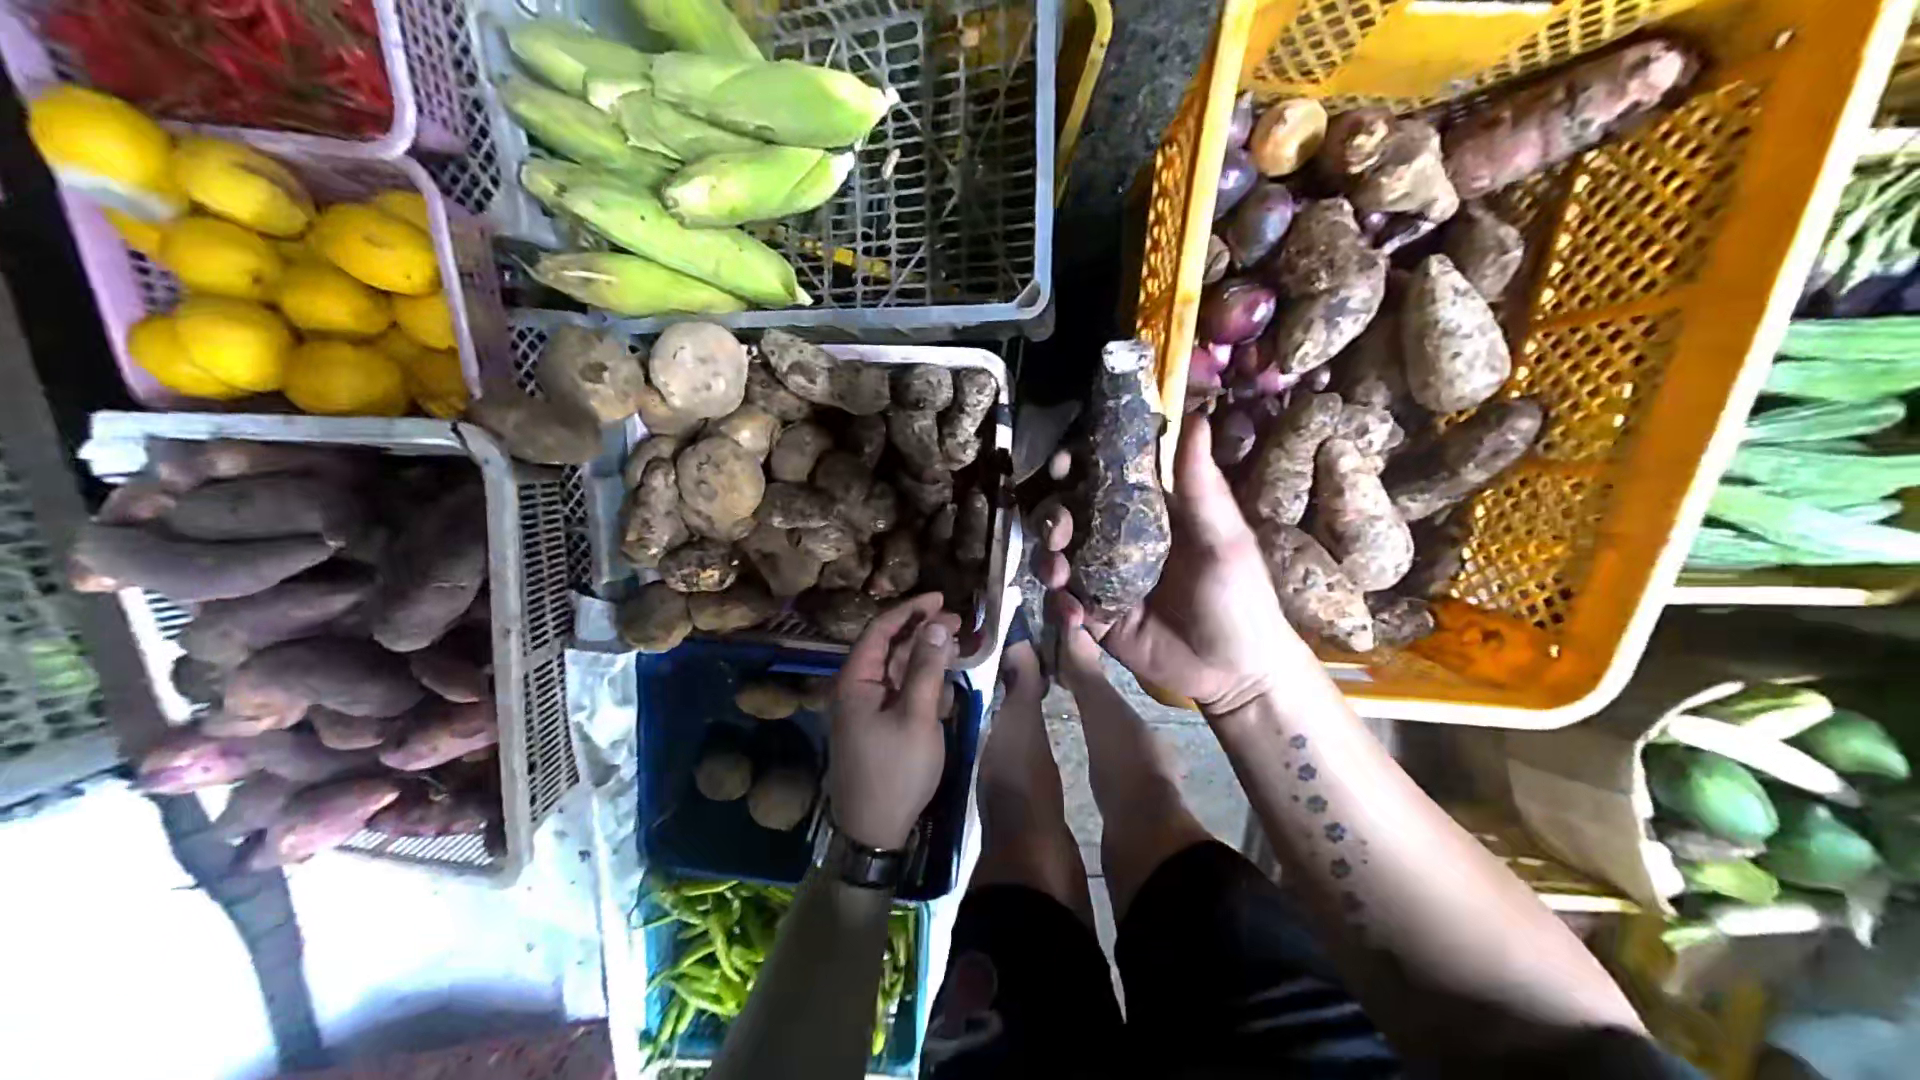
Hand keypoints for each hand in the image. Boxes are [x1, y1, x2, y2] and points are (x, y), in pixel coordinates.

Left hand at [827, 593, 959, 849]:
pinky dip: (922, 684)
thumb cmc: (895, 770)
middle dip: (923, 633)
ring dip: (926, 658)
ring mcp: (867, 709)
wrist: (873, 830)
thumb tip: (937, 626)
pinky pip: (900, 693)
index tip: (941, 598)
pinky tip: (944, 685)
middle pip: (889, 648)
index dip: (910, 611)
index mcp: (855, 681)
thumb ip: (926, 668)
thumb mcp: (916, 716)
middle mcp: (856, 689)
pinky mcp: (878, 726)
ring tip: (958, 649)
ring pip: (897, 670)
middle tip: (959, 623)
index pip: (880, 630)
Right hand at [1034, 413, 1316, 714]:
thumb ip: (1202, 486)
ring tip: (1060, 575)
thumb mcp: (1225, 539)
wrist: (1236, 673)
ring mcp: (1103, 579)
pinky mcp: (1096, 617)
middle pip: (1068, 516)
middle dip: (1052, 518)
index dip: (1077, 467)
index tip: (1064, 465)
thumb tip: (1198, 419)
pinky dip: (1060, 605)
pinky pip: (1063, 604)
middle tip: (1058, 531)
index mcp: (1148, 514)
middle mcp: (1119, 541)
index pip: (1103, 478)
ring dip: (1048, 560)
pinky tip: (1076, 614)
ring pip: (1057, 557)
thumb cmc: (1240, 598)